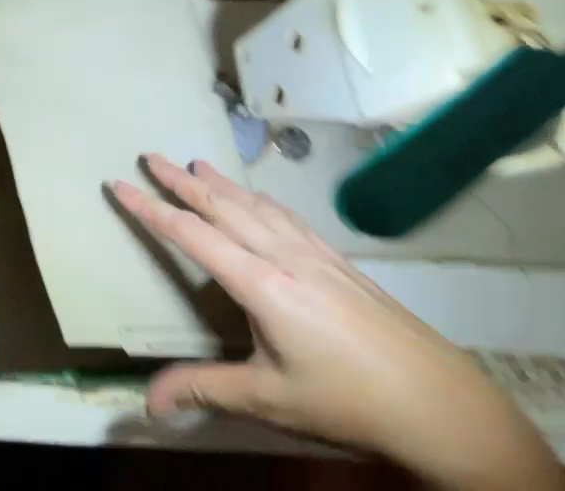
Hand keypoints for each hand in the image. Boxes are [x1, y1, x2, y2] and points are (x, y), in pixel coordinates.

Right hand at [110, 155, 564, 490]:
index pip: (191, 234)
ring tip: (198, 164)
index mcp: (261, 283)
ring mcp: (319, 258)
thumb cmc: (350, 402)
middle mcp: (286, 258)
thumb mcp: (269, 400)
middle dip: (182, 181)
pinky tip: (261, 200)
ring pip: (259, 206)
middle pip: (224, 206)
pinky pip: (291, 218)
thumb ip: (205, 391)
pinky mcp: (344, 267)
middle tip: (152, 155)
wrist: (446, 408)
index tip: (119, 184)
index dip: (150, 209)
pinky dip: (263, 200)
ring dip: (223, 184)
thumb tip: (149, 405)